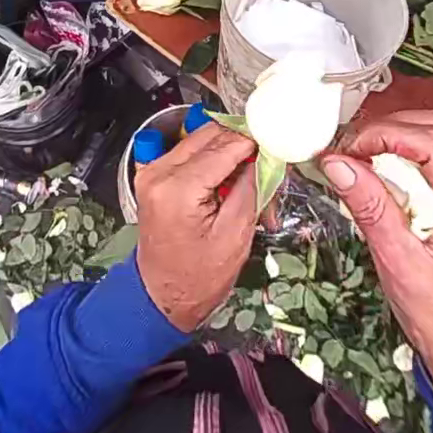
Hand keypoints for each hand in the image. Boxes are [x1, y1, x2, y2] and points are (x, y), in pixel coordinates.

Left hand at [135, 122, 257, 331]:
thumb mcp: (236, 235)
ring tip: (250, 175)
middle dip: (244, 144)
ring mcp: (154, 170)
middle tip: (267, 163)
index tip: (279, 145)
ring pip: (203, 137)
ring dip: (230, 150)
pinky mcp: (155, 174)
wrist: (160, 298)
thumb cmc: (199, 277)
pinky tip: (230, 178)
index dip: (256, 142)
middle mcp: (160, 171)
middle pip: (213, 134)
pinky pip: (191, 150)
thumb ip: (252, 186)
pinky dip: (215, 158)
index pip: (226, 145)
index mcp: (178, 188)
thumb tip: (266, 153)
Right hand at [322, 110, 432, 429]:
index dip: (389, 134)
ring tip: (375, 151)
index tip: (352, 146)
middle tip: (360, 144)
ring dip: (412, 134)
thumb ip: (371, 208)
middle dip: (400, 126)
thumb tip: (337, 164)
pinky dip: (425, 151)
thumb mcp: (399, 267)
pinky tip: (399, 167)